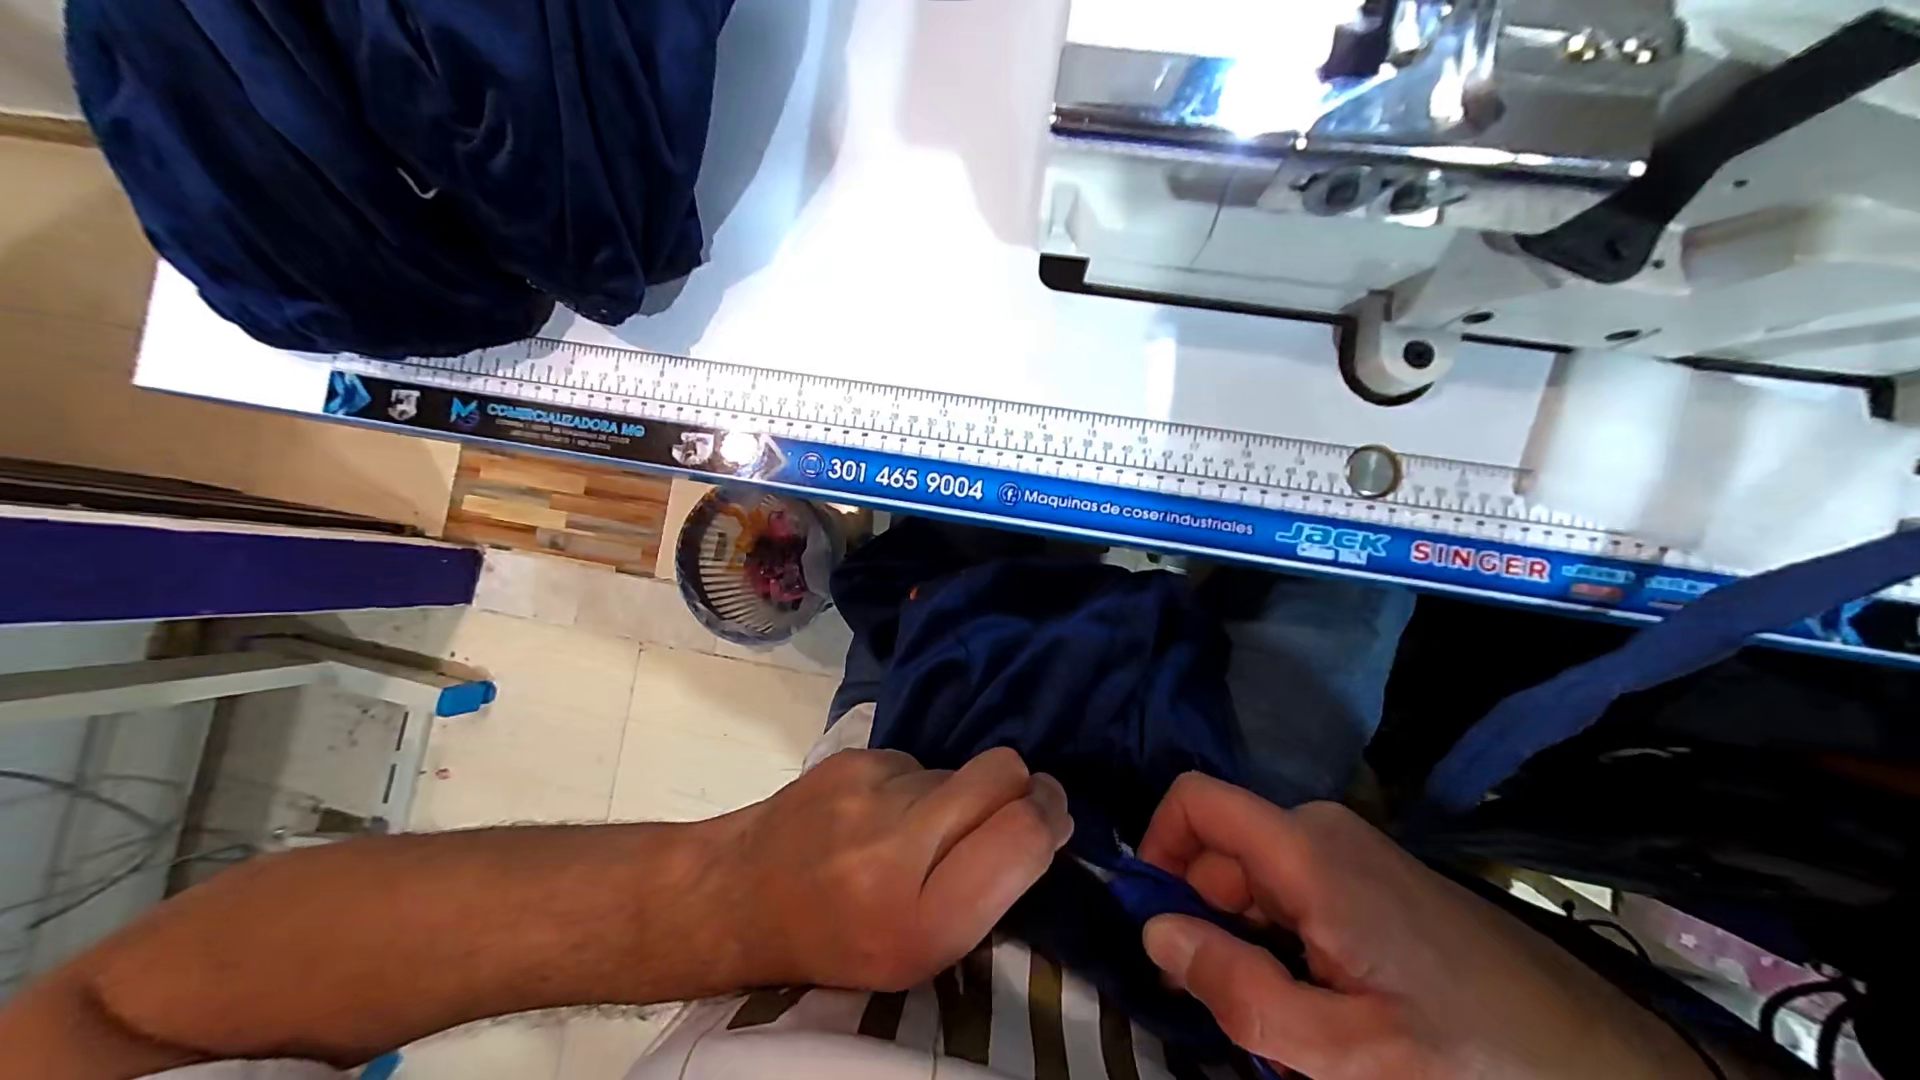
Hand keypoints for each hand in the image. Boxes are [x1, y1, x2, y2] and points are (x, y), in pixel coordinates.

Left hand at [718, 746, 1072, 991]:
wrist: (740, 895)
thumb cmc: (838, 942)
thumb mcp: (922, 953)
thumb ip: (987, 890)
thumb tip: (1040, 822)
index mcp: (924, 917)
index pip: (1024, 834)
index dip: (1049, 816)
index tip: (1050, 817)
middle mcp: (899, 844)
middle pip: (1003, 772)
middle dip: (1019, 786)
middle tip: (1003, 808)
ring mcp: (872, 789)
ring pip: (958, 767)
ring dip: (954, 793)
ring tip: (913, 827)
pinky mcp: (853, 756)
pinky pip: (916, 761)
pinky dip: (913, 784)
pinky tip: (878, 811)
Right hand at [1137, 774, 1712, 1079]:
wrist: (1613, 1069)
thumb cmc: (1474, 1061)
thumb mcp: (1345, 1053)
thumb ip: (1237, 989)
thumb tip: (1153, 929)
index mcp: (1307, 850)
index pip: (1194, 800)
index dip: (1156, 846)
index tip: (1154, 920)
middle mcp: (1321, 828)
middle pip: (1220, 845)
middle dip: (1200, 909)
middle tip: (1216, 994)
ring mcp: (1351, 849)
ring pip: (1255, 872)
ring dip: (1241, 930)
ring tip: (1276, 1010)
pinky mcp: (1372, 874)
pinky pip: (1293, 886)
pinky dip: (1277, 932)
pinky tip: (1314, 994)